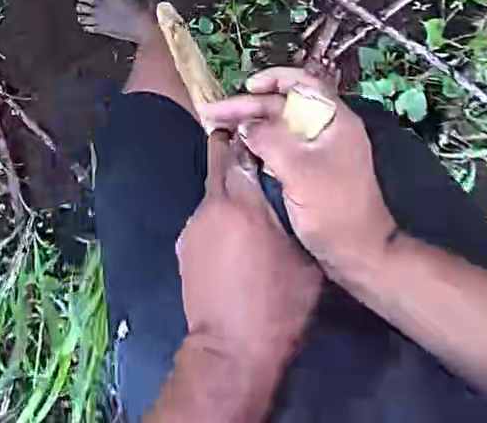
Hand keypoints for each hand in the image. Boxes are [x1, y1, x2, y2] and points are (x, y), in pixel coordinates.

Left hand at [175, 129, 322, 366]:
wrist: (231, 351)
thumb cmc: (276, 304)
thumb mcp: (303, 258)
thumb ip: (293, 215)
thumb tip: (289, 193)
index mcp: (241, 201)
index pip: (235, 149)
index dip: (244, 138)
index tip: (256, 133)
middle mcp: (210, 204)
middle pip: (218, 165)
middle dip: (232, 157)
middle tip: (253, 159)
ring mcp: (192, 224)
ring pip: (212, 194)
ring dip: (228, 196)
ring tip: (249, 213)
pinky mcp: (183, 245)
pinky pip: (204, 220)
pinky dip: (218, 221)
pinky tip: (233, 243)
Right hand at [199, 68, 398, 277]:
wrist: (361, 258)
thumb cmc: (336, 212)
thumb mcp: (299, 172)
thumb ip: (269, 140)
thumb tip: (244, 124)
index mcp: (334, 120)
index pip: (304, 83)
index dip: (274, 79)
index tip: (248, 86)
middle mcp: (326, 128)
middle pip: (282, 105)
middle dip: (248, 106)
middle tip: (214, 112)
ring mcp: (318, 149)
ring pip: (277, 125)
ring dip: (248, 123)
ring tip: (216, 124)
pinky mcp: (309, 168)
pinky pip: (279, 144)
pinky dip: (257, 141)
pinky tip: (236, 144)